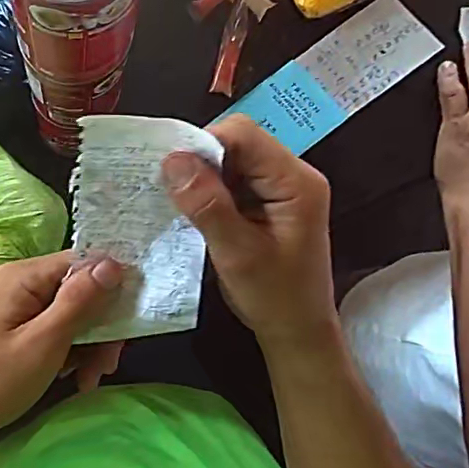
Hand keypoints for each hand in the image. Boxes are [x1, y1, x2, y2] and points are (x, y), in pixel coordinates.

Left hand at [0, 251, 122, 448]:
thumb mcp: (45, 342)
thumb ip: (79, 301)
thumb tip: (113, 263)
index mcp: (23, 276)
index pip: (82, 262)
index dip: (112, 287)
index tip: (131, 321)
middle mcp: (21, 282)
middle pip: (79, 289)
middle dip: (101, 327)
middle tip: (108, 365)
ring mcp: (18, 305)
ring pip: (71, 313)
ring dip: (89, 345)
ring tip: (90, 379)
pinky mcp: (17, 327)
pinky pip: (56, 328)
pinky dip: (71, 351)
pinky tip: (77, 378)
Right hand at [162, 116, 336, 348]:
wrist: (297, 332)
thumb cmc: (274, 297)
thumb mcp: (236, 253)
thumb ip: (207, 204)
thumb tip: (173, 160)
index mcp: (295, 182)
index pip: (242, 134)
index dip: (203, 145)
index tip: (172, 174)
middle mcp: (292, 176)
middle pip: (237, 143)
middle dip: (200, 162)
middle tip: (171, 192)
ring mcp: (280, 189)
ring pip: (231, 161)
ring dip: (202, 178)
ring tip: (179, 203)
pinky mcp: (268, 203)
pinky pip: (233, 181)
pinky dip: (209, 192)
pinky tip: (194, 212)